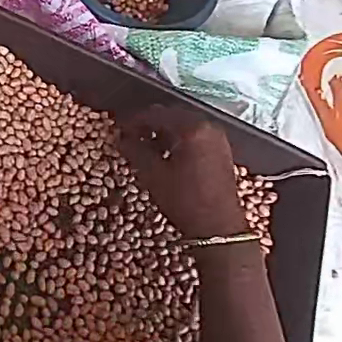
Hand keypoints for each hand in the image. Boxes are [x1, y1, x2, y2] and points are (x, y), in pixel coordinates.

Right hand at [116, 106, 247, 238]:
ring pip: (184, 126)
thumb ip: (136, 151)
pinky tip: (166, 155)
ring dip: (164, 132)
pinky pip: (196, 136)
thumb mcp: (154, 175)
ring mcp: (218, 139)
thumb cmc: (185, 200)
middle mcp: (208, 127)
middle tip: (130, 137)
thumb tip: (121, 139)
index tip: (119, 129)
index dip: (134, 121)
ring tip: (146, 147)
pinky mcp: (221, 151)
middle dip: (149, 125)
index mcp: (192, 129)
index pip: (157, 114)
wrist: (218, 227)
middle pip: (172, 116)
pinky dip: (179, 140)